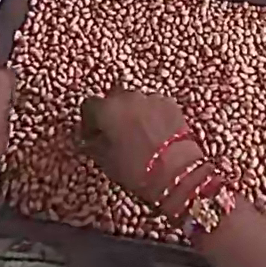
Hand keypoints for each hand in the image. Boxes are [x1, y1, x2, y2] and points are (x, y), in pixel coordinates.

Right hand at [78, 87, 202, 208]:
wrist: (175, 169)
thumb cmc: (136, 168)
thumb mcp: (106, 162)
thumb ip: (94, 145)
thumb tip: (90, 140)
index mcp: (107, 110)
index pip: (89, 105)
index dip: (89, 121)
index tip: (92, 135)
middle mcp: (128, 97)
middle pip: (114, 100)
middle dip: (112, 114)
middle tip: (115, 135)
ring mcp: (150, 98)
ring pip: (136, 101)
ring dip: (133, 113)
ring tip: (138, 135)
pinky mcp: (170, 103)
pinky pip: (155, 105)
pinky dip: (152, 115)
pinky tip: (156, 133)